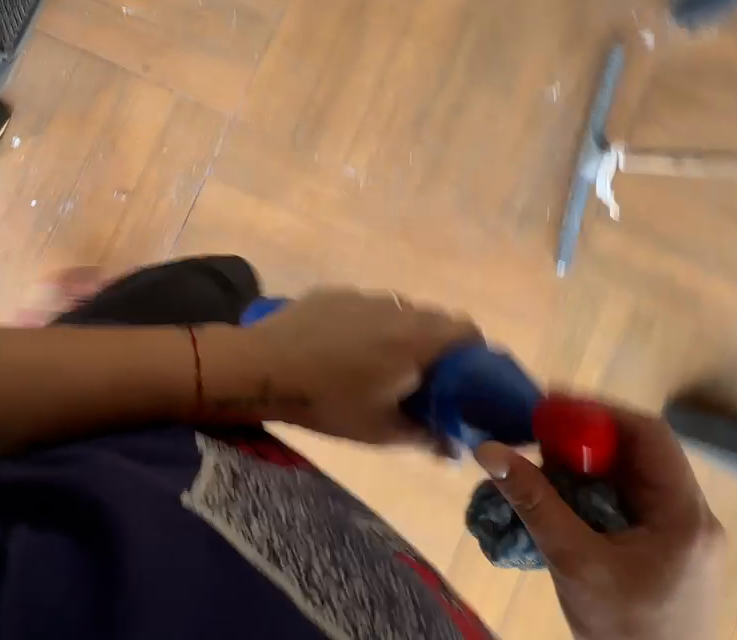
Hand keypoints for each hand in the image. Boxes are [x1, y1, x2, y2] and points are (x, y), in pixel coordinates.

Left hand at [203, 288, 480, 443]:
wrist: (263, 367)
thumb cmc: (327, 402)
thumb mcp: (382, 430)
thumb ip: (426, 435)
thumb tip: (452, 444)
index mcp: (415, 338)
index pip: (466, 330)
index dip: (474, 353)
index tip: (466, 380)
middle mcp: (392, 307)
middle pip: (432, 319)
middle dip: (437, 346)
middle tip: (425, 379)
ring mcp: (358, 295)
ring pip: (397, 310)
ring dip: (400, 332)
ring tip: (381, 363)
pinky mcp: (329, 292)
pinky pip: (363, 305)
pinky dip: (367, 323)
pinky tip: (345, 347)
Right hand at [474, 405, 724, 639]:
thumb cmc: (628, 630)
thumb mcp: (575, 562)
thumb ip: (534, 502)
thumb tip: (488, 449)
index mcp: (685, 515)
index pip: (648, 435)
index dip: (596, 410)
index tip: (545, 406)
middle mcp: (688, 517)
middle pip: (633, 453)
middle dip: (577, 439)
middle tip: (529, 437)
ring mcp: (676, 535)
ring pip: (622, 476)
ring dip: (575, 466)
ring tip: (532, 471)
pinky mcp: (659, 551)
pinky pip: (618, 501)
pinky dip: (582, 491)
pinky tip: (550, 502)